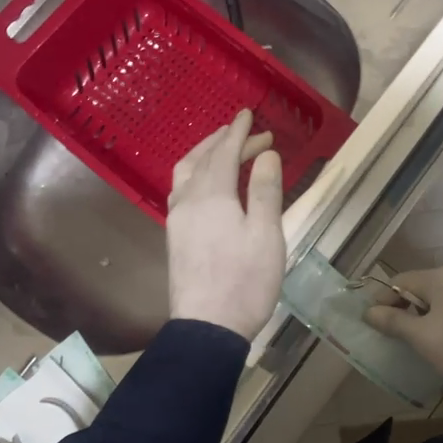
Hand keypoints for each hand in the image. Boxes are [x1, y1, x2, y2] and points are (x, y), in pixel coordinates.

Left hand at [167, 110, 283, 339]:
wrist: (208, 327)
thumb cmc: (245, 281)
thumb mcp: (266, 234)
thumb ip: (264, 190)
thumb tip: (265, 154)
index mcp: (211, 197)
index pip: (224, 153)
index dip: (238, 133)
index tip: (249, 114)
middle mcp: (188, 202)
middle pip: (201, 160)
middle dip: (224, 141)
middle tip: (250, 133)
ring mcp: (177, 221)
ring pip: (185, 174)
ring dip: (205, 156)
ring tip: (225, 150)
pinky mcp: (176, 238)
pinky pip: (182, 191)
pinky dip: (198, 175)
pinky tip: (210, 185)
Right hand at [363, 266, 442, 393]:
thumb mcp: (421, 337)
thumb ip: (393, 321)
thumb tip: (369, 312)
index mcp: (442, 276)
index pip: (401, 280)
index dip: (384, 300)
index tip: (375, 323)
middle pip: (420, 286)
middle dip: (404, 306)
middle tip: (394, 333)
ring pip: (438, 295)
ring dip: (423, 312)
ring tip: (416, 337)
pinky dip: (442, 314)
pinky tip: (441, 335)